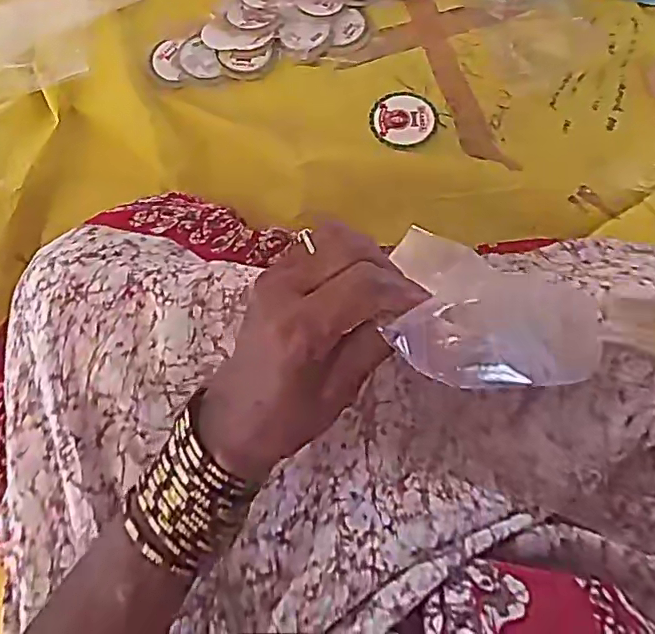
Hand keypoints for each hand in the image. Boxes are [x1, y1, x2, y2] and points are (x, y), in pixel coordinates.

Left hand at [199, 224, 428, 481]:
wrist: (231, 418)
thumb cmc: (286, 418)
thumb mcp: (339, 392)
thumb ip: (374, 344)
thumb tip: (409, 313)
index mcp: (300, 328)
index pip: (363, 284)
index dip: (400, 290)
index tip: (424, 304)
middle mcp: (283, 289)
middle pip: (349, 248)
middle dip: (386, 267)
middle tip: (404, 294)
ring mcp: (274, 274)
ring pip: (333, 237)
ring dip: (366, 255)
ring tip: (382, 285)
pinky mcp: (272, 270)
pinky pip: (317, 245)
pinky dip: (344, 254)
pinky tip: (355, 280)